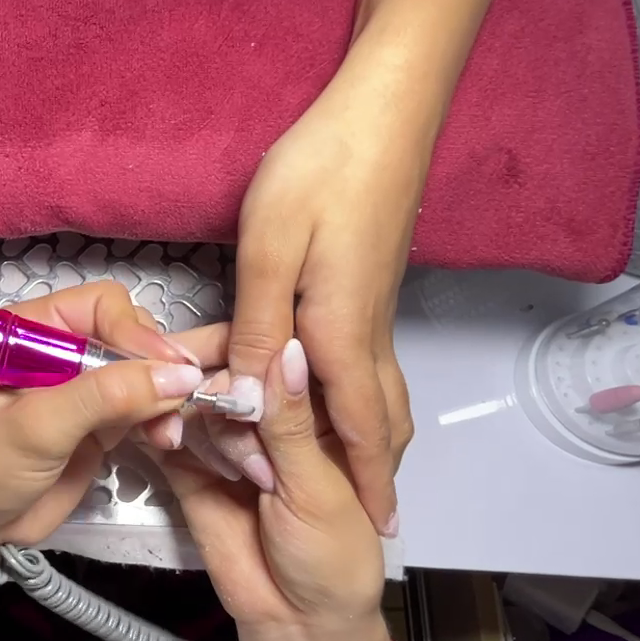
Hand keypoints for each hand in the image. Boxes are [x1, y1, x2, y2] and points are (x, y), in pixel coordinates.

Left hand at [0, 282, 214, 560]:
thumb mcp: (38, 427)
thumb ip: (104, 397)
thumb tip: (178, 375)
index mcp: (32, 331)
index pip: (99, 306)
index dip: (133, 330)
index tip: (163, 366)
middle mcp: (61, 350)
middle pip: (128, 333)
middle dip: (155, 364)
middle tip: (175, 399)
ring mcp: (83, 387)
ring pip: (143, 371)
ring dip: (165, 395)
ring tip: (168, 431)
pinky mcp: (100, 423)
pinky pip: (143, 406)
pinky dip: (161, 418)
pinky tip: (165, 438)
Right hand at [160, 337, 390, 640]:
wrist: (294, 623)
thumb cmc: (332, 558)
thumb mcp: (317, 486)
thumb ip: (289, 419)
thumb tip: (289, 348)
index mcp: (312, 411)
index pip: (272, 356)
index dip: (242, 344)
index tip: (213, 345)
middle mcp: (264, 417)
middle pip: (222, 371)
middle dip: (214, 387)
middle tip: (212, 408)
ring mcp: (223, 440)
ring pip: (191, 400)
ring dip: (196, 420)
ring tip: (223, 463)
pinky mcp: (188, 465)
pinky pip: (166, 434)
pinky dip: (160, 431)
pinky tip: (163, 439)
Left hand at [222, 92, 430, 537]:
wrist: (379, 112)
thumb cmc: (319, 175)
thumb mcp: (269, 252)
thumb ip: (263, 328)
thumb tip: (258, 396)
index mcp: (341, 330)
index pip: (357, 424)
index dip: (367, 479)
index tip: (376, 528)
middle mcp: (366, 328)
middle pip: (381, 415)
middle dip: (379, 469)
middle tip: (378, 515)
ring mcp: (374, 305)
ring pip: (381, 388)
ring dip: (376, 436)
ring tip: (366, 474)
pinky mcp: (369, 283)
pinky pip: (370, 361)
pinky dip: (366, 397)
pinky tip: (344, 397)